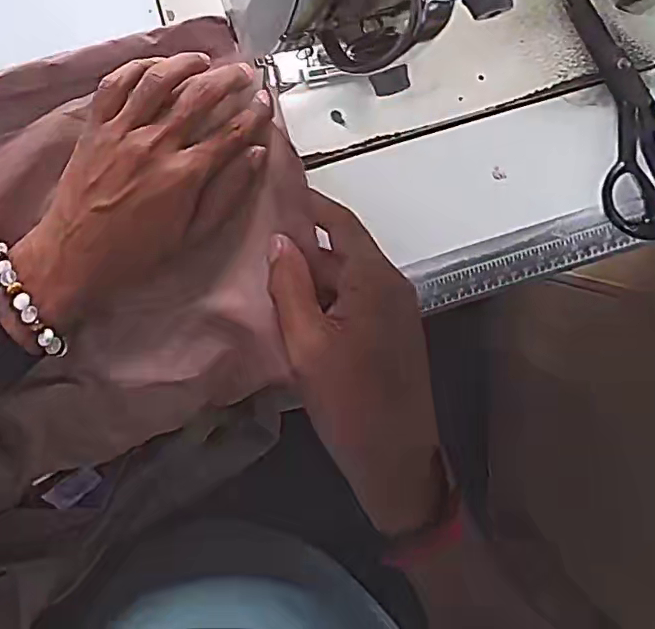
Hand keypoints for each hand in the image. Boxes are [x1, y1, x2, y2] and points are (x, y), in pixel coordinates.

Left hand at [12, 53, 272, 328]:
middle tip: (242, 73)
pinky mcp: (95, 128)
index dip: (254, 113)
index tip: (263, 101)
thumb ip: (228, 194)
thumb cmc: (133, 251)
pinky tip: (154, 65)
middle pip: (200, 95)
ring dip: (186, 63)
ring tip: (203, 60)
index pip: (230, 132)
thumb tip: (255, 156)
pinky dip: (136, 68)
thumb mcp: (191, 235)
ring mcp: (121, 132)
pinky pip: (114, 84)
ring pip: (159, 81)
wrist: (73, 256)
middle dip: (229, 78)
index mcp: (183, 175)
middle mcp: (154, 146)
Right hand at [268, 191, 445, 535]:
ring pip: (345, 275)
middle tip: (256, 236)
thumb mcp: (307, 343)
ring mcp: (394, 309)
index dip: (309, 203)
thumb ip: (290, 286)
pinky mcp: (390, 331)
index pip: (340, 222)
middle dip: (301, 242)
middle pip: (342, 248)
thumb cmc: (351, 403)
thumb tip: (279, 240)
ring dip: (311, 272)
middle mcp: (391, 285)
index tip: (276, 189)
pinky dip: (324, 294)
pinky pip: (353, 297)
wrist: (398, 466)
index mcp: (375, 279)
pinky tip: (292, 305)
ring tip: (265, 270)